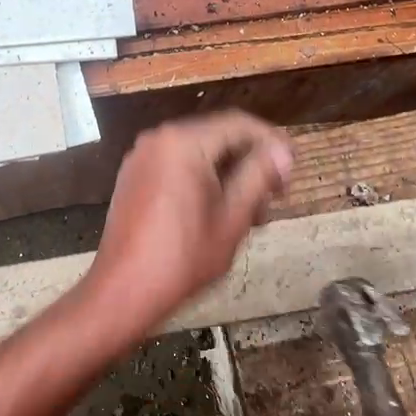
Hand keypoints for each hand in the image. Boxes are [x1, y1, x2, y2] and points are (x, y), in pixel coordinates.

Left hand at [81, 111, 293, 331]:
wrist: (123, 290)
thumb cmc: (183, 257)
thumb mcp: (233, 218)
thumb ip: (259, 176)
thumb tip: (281, 151)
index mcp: (182, 142)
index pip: (238, 124)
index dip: (271, 142)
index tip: (291, 167)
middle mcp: (158, 138)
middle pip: (217, 137)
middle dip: (249, 163)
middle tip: (274, 197)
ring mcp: (142, 156)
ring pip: (198, 152)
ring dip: (228, 174)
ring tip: (251, 213)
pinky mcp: (134, 175)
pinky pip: (176, 165)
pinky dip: (202, 179)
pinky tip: (218, 212)